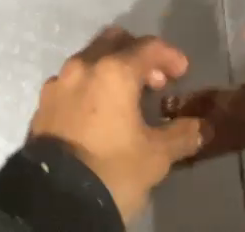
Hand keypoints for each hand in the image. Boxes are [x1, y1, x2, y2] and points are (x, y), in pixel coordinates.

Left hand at [29, 27, 206, 219]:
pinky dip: (89, 87)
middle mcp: (84, 66)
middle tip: (153, 81)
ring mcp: (59, 83)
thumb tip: (201, 127)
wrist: (54, 203)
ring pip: (90, 59)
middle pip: (116, 41)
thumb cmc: (111, 171)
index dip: (170, 55)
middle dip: (138, 54)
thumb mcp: (155, 158)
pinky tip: (97, 112)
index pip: (149, 47)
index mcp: (115, 70)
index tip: (182, 72)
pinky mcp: (43, 104)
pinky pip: (71, 82)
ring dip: (111, 69)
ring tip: (125, 98)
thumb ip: (181, 135)